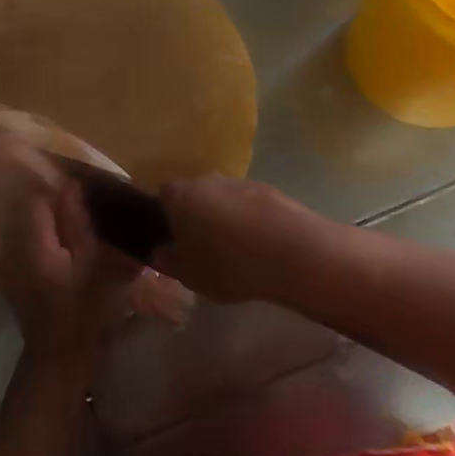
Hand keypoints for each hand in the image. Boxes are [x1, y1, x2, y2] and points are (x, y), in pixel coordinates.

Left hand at [0, 185, 140, 363]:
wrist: (60, 359)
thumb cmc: (86, 313)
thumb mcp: (96, 266)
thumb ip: (80, 224)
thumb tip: (71, 187)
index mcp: (30, 245)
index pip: (34, 197)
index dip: (57, 189)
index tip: (81, 192)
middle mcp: (9, 248)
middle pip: (24, 206)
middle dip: (50, 201)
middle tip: (81, 207)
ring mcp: (4, 261)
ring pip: (21, 220)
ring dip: (44, 216)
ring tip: (72, 223)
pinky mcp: (7, 272)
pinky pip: (20, 237)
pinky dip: (38, 233)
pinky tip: (60, 244)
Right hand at [155, 176, 330, 302]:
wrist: (293, 252)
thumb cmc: (228, 264)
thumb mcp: (189, 275)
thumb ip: (169, 262)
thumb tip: (161, 252)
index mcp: (181, 195)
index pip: (163, 196)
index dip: (165, 217)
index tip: (173, 240)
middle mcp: (208, 180)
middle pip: (195, 194)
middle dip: (196, 216)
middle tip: (203, 248)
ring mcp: (241, 182)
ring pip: (224, 199)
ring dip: (225, 219)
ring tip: (236, 252)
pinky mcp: (271, 191)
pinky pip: (251, 206)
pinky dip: (252, 222)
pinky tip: (262, 248)